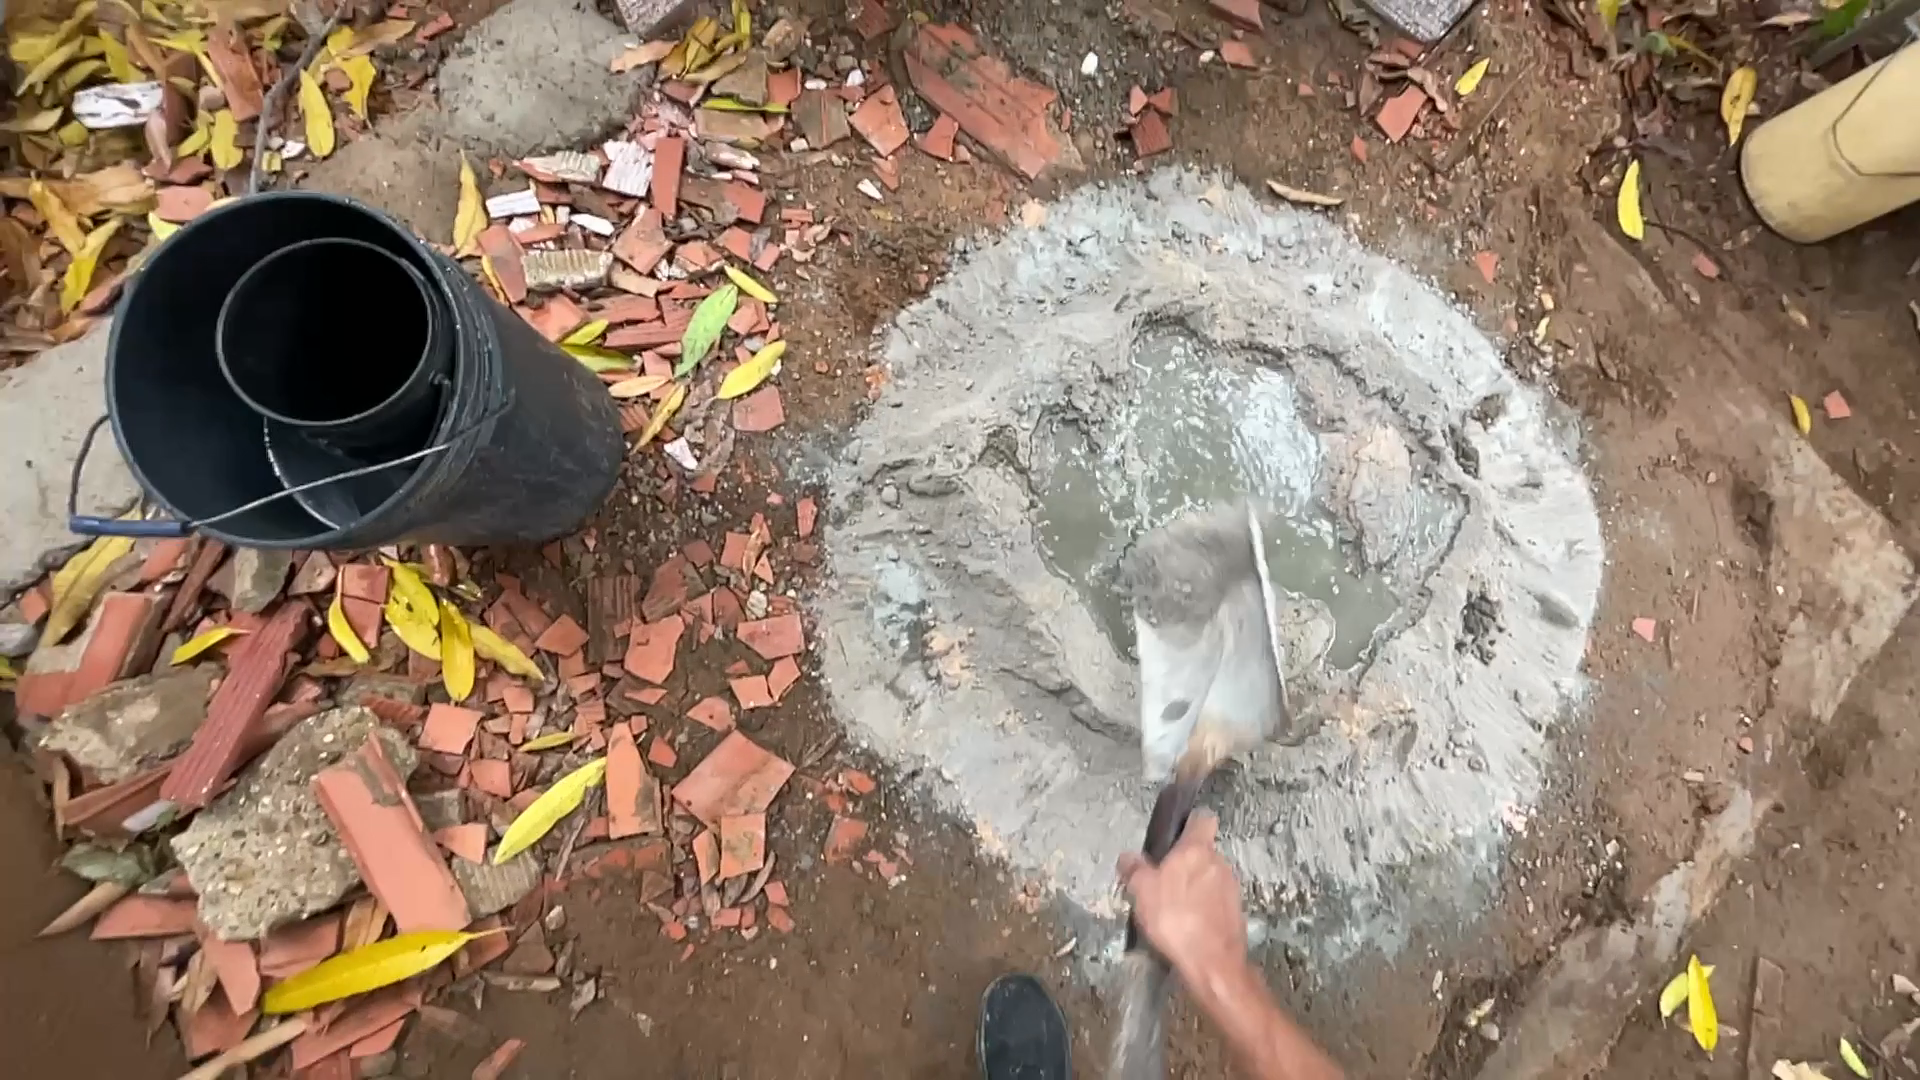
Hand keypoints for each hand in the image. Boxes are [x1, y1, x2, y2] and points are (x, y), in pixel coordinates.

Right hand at [1117, 810, 1246, 982]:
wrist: (1214, 966)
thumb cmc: (1175, 918)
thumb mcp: (1142, 891)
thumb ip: (1134, 869)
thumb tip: (1127, 856)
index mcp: (1197, 849)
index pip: (1203, 819)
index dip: (1190, 822)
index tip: (1176, 833)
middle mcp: (1219, 863)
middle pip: (1202, 851)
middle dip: (1186, 862)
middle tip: (1163, 879)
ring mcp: (1232, 889)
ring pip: (1209, 876)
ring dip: (1195, 885)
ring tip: (1174, 906)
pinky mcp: (1237, 914)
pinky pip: (1216, 900)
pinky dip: (1204, 907)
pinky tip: (1188, 924)